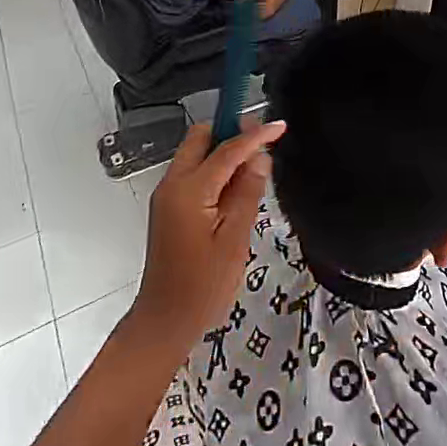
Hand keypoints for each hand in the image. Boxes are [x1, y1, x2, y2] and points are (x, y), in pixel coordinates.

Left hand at [130, 121, 285, 352]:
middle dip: (230, 132)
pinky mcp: (169, 208)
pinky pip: (194, 173)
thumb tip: (260, 158)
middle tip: (262, 142)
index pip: (226, 149)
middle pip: (200, 138)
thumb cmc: (204, 284)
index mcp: (189, 191)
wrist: (166, 320)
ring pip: (195, 153)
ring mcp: (167, 196)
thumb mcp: (235, 237)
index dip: (255, 134)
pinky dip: (215, 170)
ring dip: (223, 152)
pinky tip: (237, 189)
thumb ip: (248, 192)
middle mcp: (172, 185)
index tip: (279, 125)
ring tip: (254, 169)